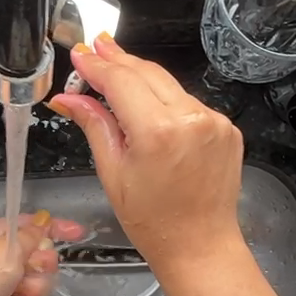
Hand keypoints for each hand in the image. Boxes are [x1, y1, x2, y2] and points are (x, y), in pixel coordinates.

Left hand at [0, 211, 88, 295]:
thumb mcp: (9, 245)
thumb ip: (33, 234)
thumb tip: (43, 222)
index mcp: (0, 235)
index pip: (35, 226)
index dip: (57, 228)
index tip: (79, 232)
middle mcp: (6, 257)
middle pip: (44, 257)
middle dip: (41, 265)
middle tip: (30, 267)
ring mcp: (10, 283)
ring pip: (43, 282)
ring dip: (32, 287)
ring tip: (15, 291)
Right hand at [47, 37, 245, 274]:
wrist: (200, 246)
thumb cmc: (153, 221)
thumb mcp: (113, 173)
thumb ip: (94, 126)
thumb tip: (68, 98)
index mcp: (157, 131)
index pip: (121, 81)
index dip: (98, 65)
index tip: (81, 55)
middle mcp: (190, 119)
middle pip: (148, 73)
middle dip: (119, 61)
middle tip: (96, 49)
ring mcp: (214, 122)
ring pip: (170, 86)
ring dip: (144, 81)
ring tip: (118, 77)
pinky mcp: (227, 128)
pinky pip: (190, 104)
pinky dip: (169, 101)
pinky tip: (152, 109)